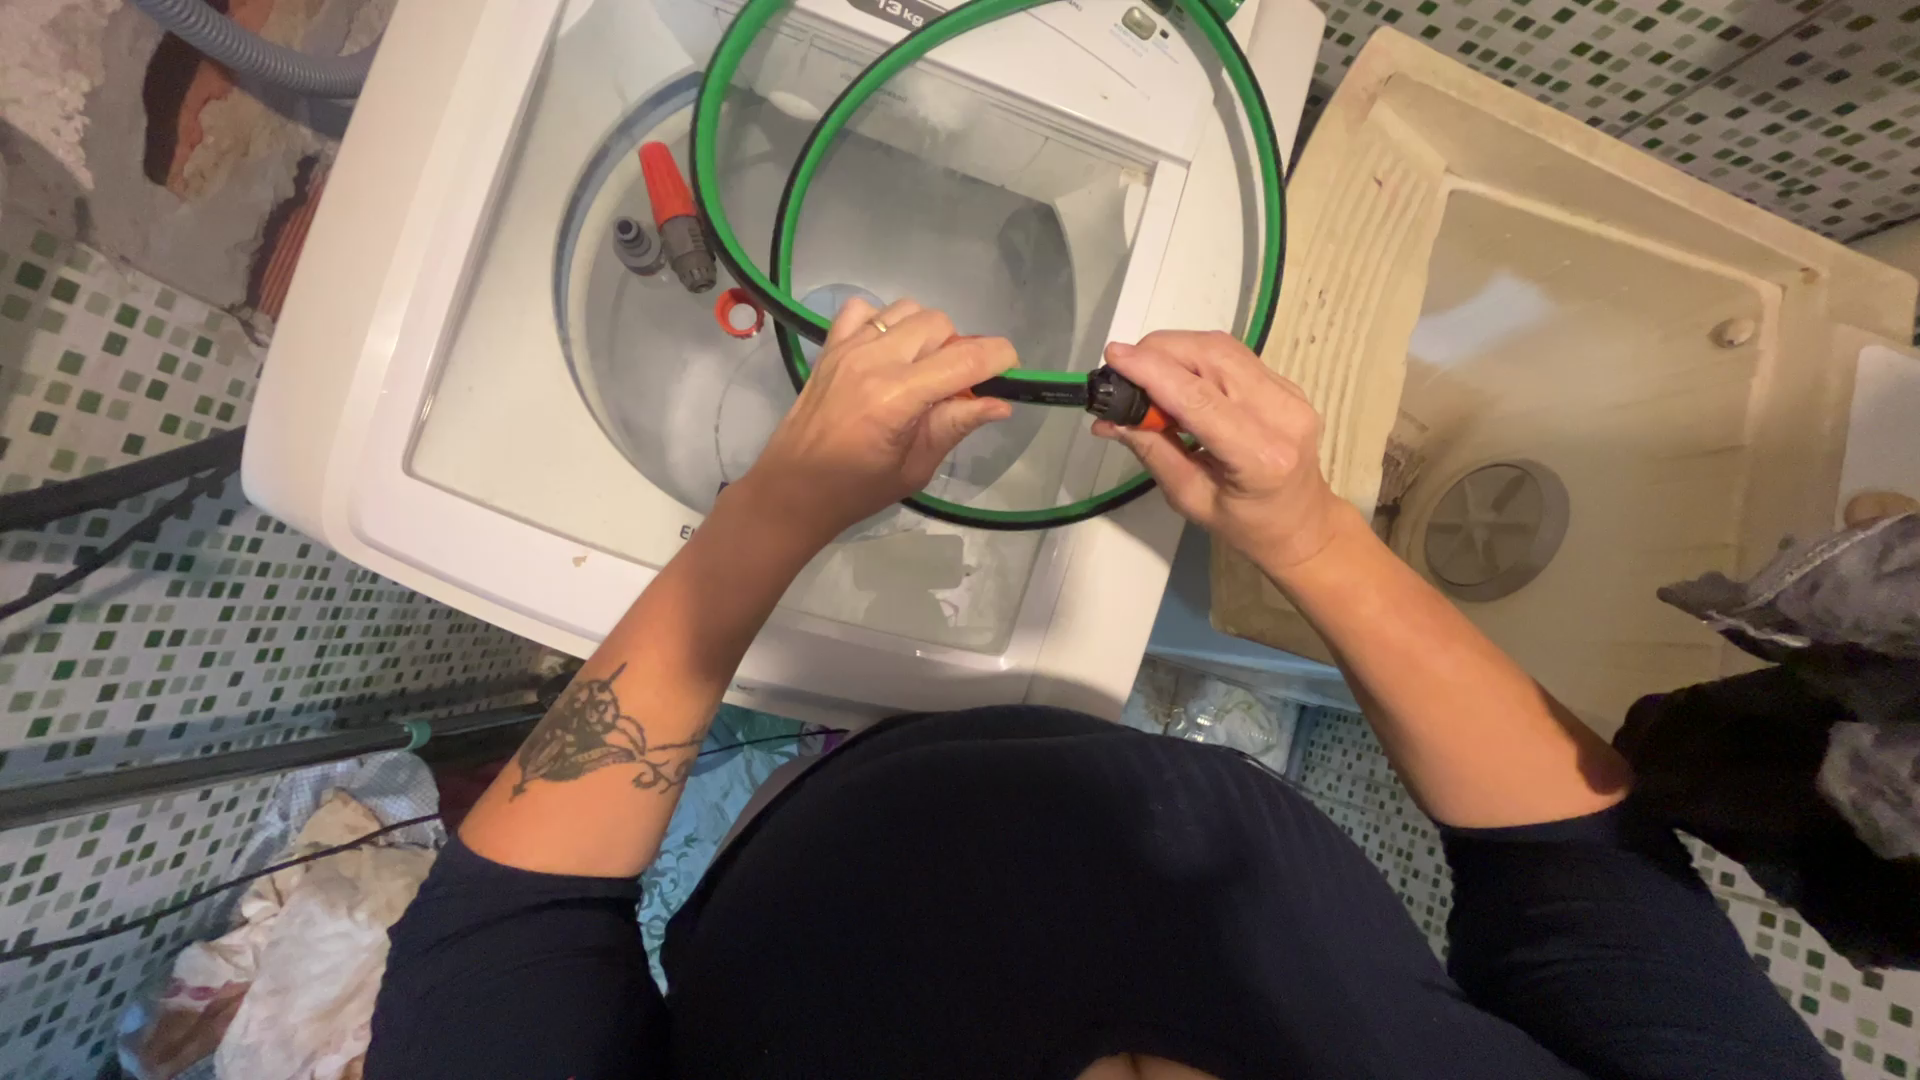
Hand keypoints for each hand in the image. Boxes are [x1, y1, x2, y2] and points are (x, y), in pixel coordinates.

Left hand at [734, 297, 1014, 544]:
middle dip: (960, 349)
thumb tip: (1000, 404)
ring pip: (907, 310)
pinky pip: (865, 310)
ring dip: (926, 334)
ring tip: (922, 370)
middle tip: (955, 387)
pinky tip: (888, 353)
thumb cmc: (856, 490)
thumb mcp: (915, 468)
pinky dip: (885, 323)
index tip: (1011, 371)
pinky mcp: (830, 347)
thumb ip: (955, 426)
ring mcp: (848, 348)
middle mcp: (873, 360)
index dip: (998, 358)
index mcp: (897, 397)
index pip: (964, 359)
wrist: (792, 490)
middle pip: (939, 324)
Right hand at [1092, 331, 1347, 571]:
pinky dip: (1193, 357)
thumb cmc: (1244, 524)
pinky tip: (1173, 376)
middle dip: (1158, 352)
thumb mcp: (1188, 497)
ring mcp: (1289, 393)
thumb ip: (1152, 451)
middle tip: (1122, 369)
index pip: (1197, 399)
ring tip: (1142, 372)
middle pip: (1212, 356)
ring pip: (1221, 347)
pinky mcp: (1285, 383)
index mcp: (1259, 456)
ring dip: (1173, 350)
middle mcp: (1282, 414)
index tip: (1114, 356)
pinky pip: (1231, 355)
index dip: (1152, 372)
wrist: (1301, 522)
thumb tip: (1109, 419)